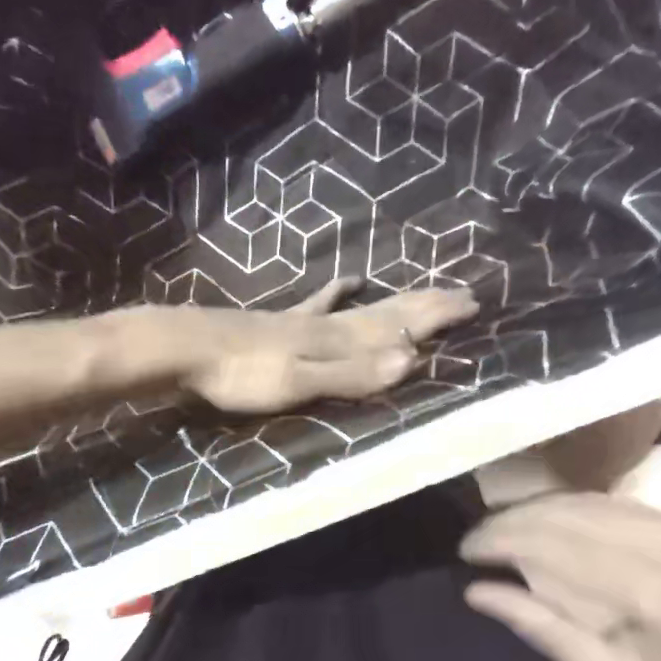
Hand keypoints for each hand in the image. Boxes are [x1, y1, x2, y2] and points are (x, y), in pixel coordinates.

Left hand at [175, 278, 478, 413]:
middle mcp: (330, 326)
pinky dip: (339, 292)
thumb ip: (353, 373)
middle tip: (463, 293)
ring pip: (363, 308)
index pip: (399, 327)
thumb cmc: (243, 374)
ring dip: (396, 301)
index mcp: (339, 341)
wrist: (187, 348)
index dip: (436, 318)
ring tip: (421, 291)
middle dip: (427, 306)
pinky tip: (349, 278)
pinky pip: (321, 304)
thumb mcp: (300, 381)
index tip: (473, 303)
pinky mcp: (283, 325)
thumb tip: (412, 360)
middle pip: (388, 312)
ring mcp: (306, 322)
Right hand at [460, 493, 660, 660]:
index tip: (464, 550)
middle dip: (513, 521)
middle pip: (568, 514)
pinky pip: (615, 504)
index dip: (503, 539)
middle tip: (475, 540)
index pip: (556, 544)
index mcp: (653, 591)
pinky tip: (550, 523)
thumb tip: (479, 592)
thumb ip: (545, 632)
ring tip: (502, 530)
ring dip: (538, 511)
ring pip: (589, 501)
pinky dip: (572, 510)